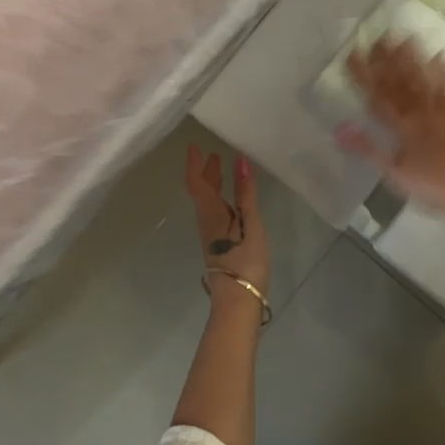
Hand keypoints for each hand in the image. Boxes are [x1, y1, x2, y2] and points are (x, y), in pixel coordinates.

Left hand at [186, 143, 270, 303]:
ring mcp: (211, 234)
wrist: (238, 298)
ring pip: (208, 202)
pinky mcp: (218, 244)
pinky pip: (215, 212)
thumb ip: (246, 193)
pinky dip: (220, 197)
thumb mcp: (249, 223)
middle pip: (201, 192)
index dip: (194, 163)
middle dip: (206, 171)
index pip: (197, 182)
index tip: (194, 145)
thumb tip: (240, 160)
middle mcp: (206, 221)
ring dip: (213, 184)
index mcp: (210, 212)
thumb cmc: (244, 258)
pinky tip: (231, 200)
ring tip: (224, 170)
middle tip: (215, 154)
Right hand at [335, 38, 444, 214]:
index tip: (352, 53)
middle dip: (387, 59)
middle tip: (378, 36)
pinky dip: (443, 72)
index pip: (377, 95)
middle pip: (400, 82)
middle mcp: (420, 112)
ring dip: (413, 59)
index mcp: (402, 126)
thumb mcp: (392, 172)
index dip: (363, 74)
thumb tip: (338, 129)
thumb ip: (366, 148)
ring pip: (423, 81)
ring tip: (405, 36)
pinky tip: (441, 56)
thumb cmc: (429, 185)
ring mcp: (439, 112)